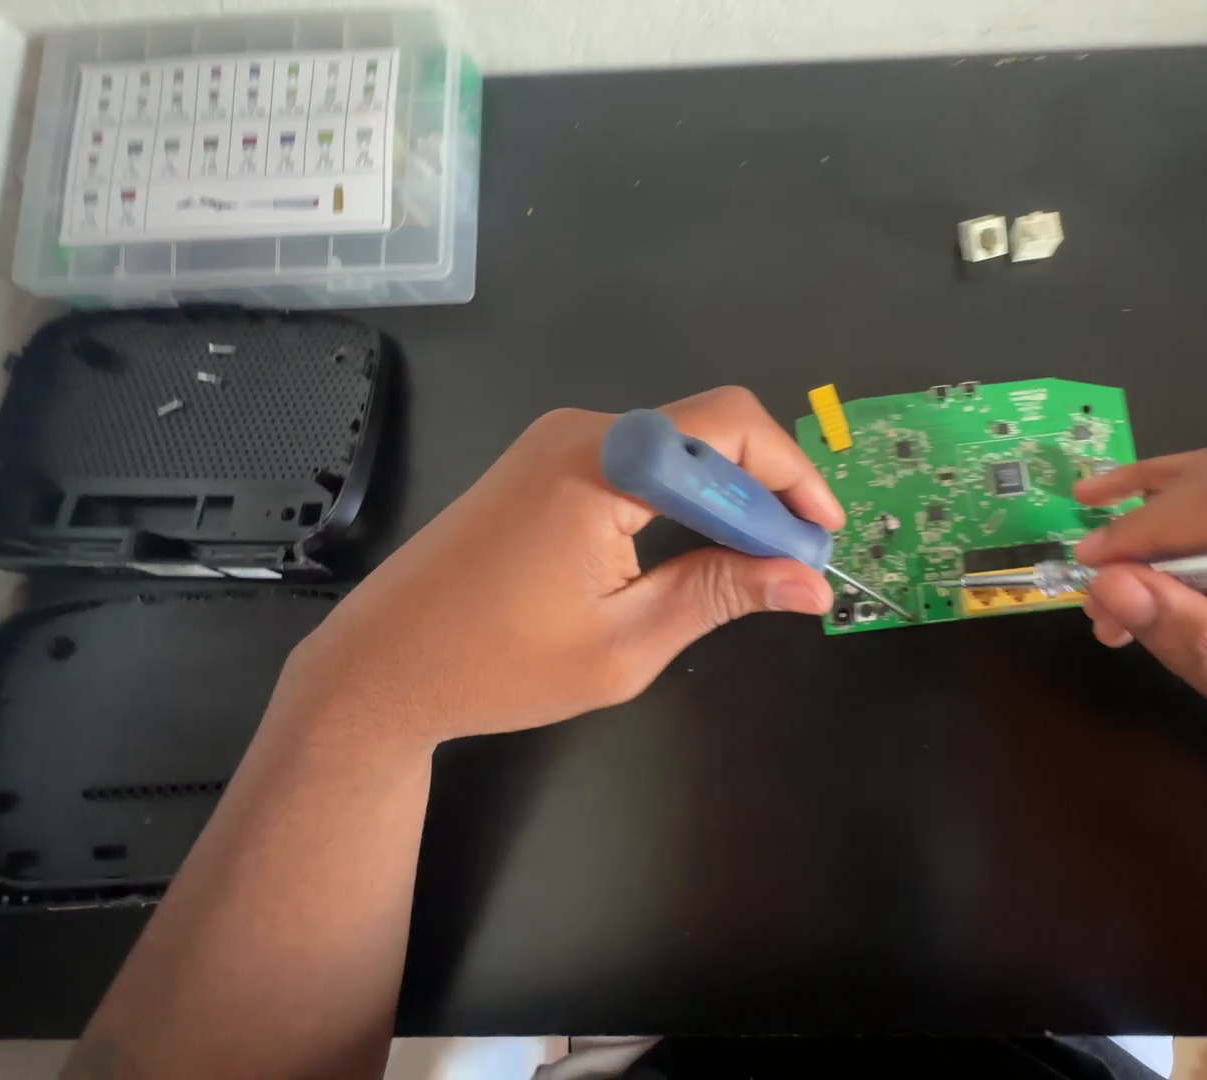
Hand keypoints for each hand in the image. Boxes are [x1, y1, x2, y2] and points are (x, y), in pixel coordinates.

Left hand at [274, 386, 840, 748]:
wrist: (382, 665)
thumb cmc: (499, 665)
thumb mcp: (627, 641)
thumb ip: (722, 594)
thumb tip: (811, 581)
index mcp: (600, 466)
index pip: (728, 431)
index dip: (793, 475)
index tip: (823, 535)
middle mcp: (583, 432)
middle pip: (710, 430)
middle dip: (768, 489)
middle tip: (798, 558)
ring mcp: (560, 441)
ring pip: (681, 445)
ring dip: (730, 495)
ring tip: (761, 559)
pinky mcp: (550, 461)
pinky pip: (645, 462)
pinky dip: (689, 497)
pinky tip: (704, 543)